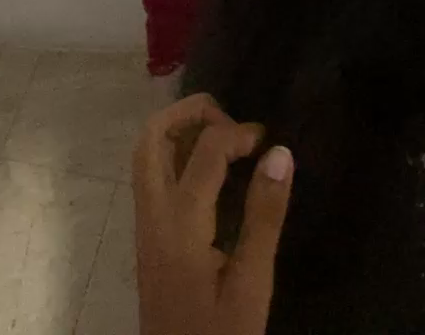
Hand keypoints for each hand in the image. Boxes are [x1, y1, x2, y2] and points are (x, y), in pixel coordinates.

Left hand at [133, 94, 294, 334]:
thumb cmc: (221, 334)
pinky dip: (175, 153)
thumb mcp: (252, 283)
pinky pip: (151, 175)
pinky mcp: (147, 236)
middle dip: (190, 113)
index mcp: (179, 223)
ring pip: (146, 154)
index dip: (238, 132)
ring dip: (179, 130)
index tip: (268, 141)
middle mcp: (152, 214)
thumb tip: (280, 152)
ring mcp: (144, 224)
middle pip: (152, 138)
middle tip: (230, 119)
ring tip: (222, 136)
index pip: (204, 151)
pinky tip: (209, 167)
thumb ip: (264, 216)